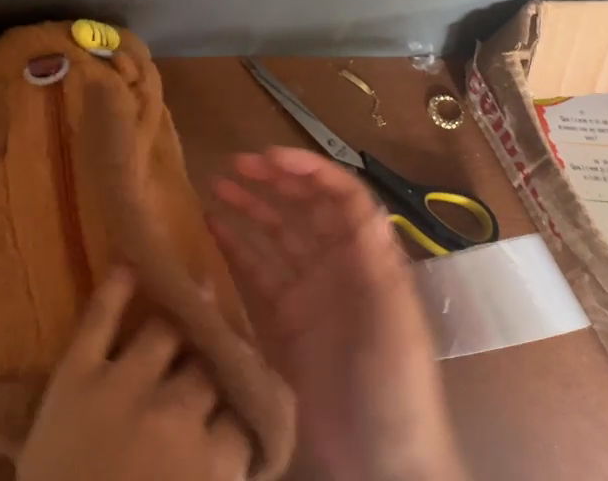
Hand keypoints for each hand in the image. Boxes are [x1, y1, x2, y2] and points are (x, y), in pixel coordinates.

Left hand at [18, 267, 253, 480]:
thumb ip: (224, 473)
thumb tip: (241, 438)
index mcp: (212, 465)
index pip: (246, 415)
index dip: (249, 399)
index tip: (250, 387)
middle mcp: (175, 416)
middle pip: (210, 367)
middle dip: (219, 354)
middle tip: (222, 340)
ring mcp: (122, 387)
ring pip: (165, 333)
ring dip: (184, 314)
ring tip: (196, 290)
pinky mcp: (75, 372)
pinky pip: (99, 318)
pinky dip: (115, 288)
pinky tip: (130, 266)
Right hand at [210, 147, 465, 480]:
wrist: (381, 464)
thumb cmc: (396, 392)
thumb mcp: (393, 327)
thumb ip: (373, 267)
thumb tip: (359, 207)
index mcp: (370, 262)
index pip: (343, 199)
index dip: (309, 171)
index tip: (269, 157)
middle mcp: (340, 268)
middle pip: (306, 209)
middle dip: (274, 181)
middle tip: (233, 164)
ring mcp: (312, 294)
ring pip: (278, 234)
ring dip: (251, 206)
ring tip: (216, 185)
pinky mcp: (287, 321)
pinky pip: (259, 272)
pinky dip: (236, 246)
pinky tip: (211, 227)